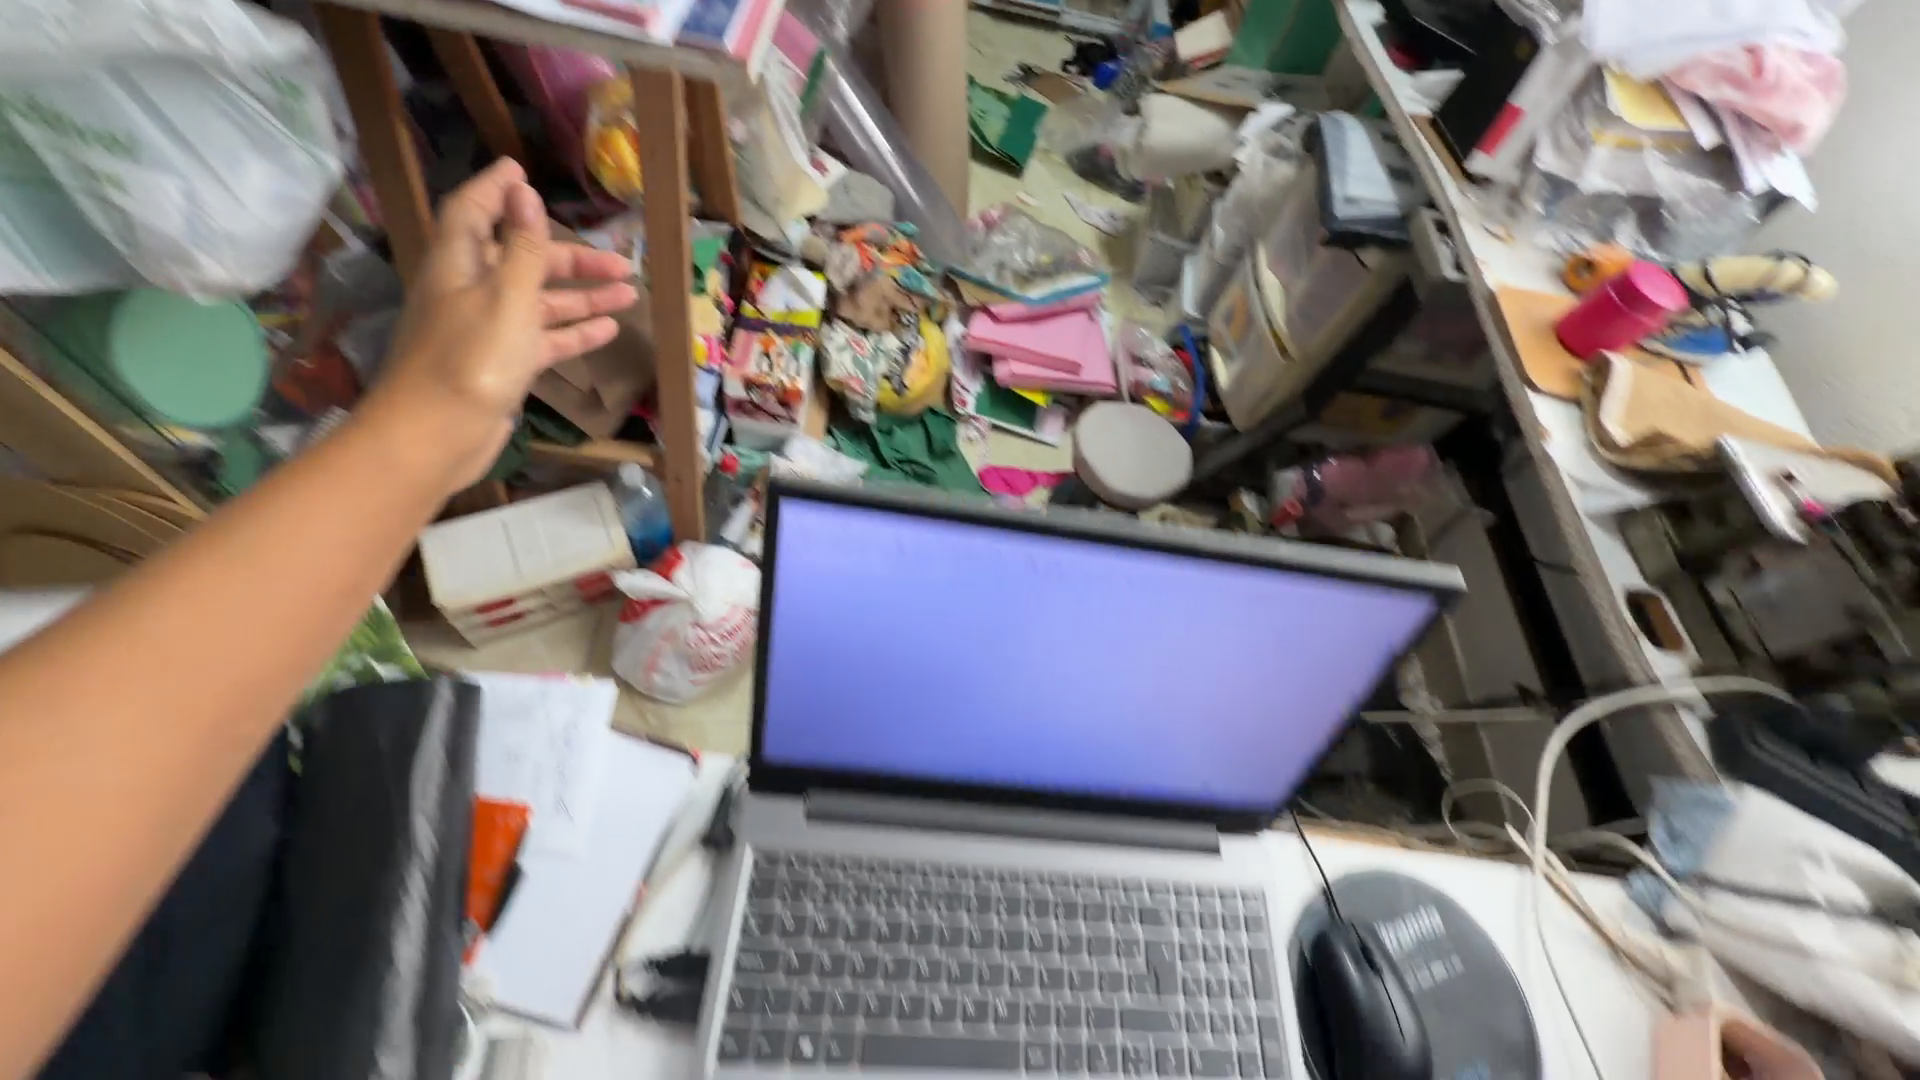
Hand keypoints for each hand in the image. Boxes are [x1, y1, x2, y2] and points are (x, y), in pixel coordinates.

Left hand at [366, 158, 638, 488]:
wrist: (440, 433)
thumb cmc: (472, 359)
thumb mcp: (507, 297)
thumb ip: (523, 247)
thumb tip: (523, 191)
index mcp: (460, 265)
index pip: (475, 212)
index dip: (497, 190)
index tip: (522, 170)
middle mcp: (472, 291)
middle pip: (522, 260)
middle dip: (570, 257)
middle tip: (618, 259)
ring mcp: (488, 330)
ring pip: (540, 302)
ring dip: (582, 297)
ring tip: (628, 294)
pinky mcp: (502, 364)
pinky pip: (543, 339)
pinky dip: (573, 333)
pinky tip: (608, 332)